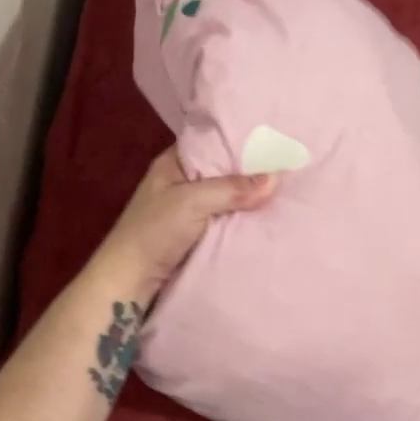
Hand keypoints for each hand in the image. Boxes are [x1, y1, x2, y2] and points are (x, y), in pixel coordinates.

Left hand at [90, 147, 276, 302]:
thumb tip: (277, 178)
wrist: (129, 283)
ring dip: (250, 197)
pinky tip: (269, 215)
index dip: (240, 139)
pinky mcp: (197, 235)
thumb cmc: (153, 233)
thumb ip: (232, 188)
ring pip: (227, 197)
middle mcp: (182, 182)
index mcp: (173, 163)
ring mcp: (190, 210)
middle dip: (251, 170)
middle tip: (289, 163)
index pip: (212, 142)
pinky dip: (244, 219)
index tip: (274, 137)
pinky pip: (227, 220)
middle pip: (223, 170)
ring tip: (288, 187)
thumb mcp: (192, 202)